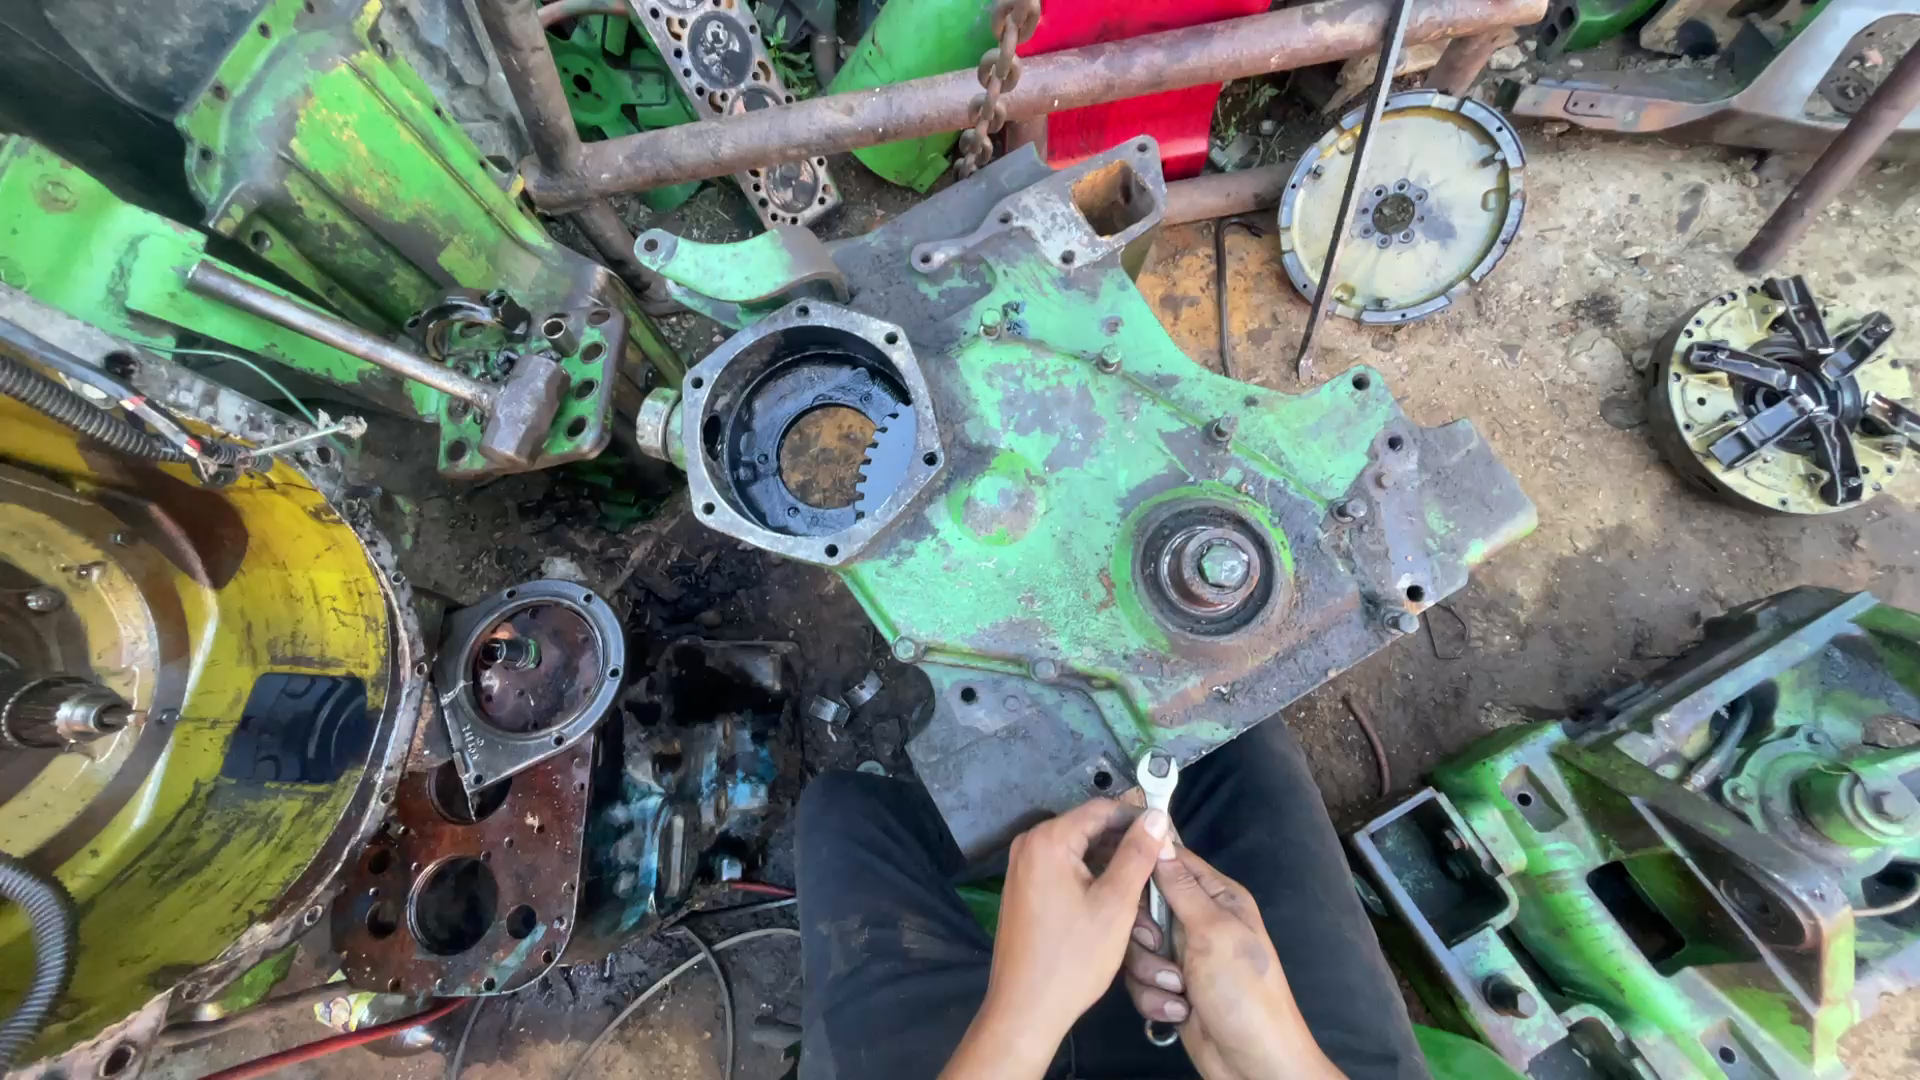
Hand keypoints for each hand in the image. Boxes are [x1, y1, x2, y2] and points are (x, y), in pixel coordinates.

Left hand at [940, 799, 1173, 1078]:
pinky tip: (1113, 895)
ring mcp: (1023, 864)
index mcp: (1049, 839)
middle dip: (1123, 842)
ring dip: (1109, 861)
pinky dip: (1089, 874)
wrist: (1025, 1008)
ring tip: (1142, 882)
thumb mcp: (1114, 904)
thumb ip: (1136, 854)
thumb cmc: (1072, 957)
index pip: (1100, 809)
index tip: (1166, 834)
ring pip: (1077, 849)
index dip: (1136, 818)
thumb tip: (1154, 816)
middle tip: (1158, 862)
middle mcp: (1030, 842)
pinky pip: (1062, 866)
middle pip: (1087, 828)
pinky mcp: (1024, 885)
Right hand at [1123, 847, 1344, 1079]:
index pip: (1169, 858)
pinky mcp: (1169, 986)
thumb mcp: (1213, 932)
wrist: (1256, 1070)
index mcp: (1217, 896)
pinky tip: (1179, 1012)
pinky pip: (1139, 977)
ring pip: (1136, 943)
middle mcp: (1197, 919)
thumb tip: (1157, 831)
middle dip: (1144, 931)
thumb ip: (1180, 884)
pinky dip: (1155, 997)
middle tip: (1159, 945)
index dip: (1141, 861)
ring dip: (1151, 970)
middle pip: (1143, 902)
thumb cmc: (1244, 992)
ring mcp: (1182, 954)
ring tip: (1177, 989)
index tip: (1116, 869)